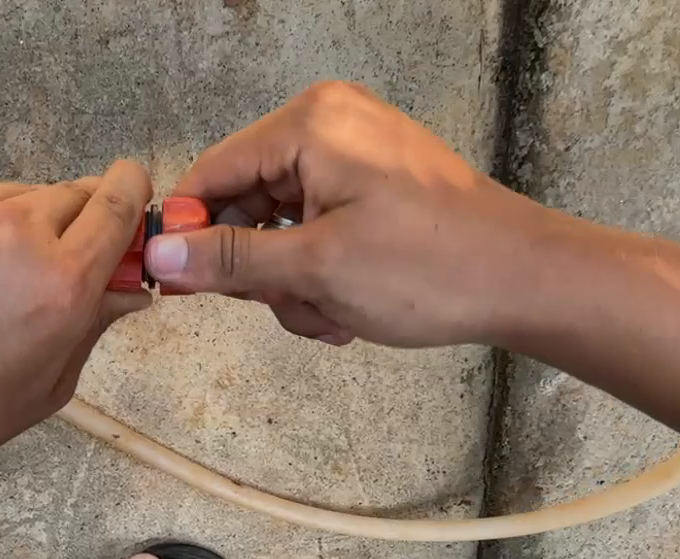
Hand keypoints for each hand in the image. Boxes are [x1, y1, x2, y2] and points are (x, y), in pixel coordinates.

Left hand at [0, 162, 152, 472]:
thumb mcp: (48, 388)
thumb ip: (95, 325)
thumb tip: (128, 290)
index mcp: (60, 284)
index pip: (120, 202)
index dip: (133, 199)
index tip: (131, 209)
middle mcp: (16, 231)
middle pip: (76, 192)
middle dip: (82, 225)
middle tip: (61, 269)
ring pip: (23, 195)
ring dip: (29, 228)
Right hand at [146, 82, 562, 348]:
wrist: (522, 282)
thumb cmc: (426, 268)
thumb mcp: (314, 268)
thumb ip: (228, 259)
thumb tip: (158, 253)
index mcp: (307, 125)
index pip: (210, 176)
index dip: (189, 234)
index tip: (179, 288)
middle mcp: (324, 130)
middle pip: (241, 210)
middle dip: (261, 273)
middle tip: (297, 304)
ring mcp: (347, 161)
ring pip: (274, 236)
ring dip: (292, 288)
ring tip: (334, 313)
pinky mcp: (365, 192)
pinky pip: (309, 238)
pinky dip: (317, 281)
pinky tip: (347, 307)